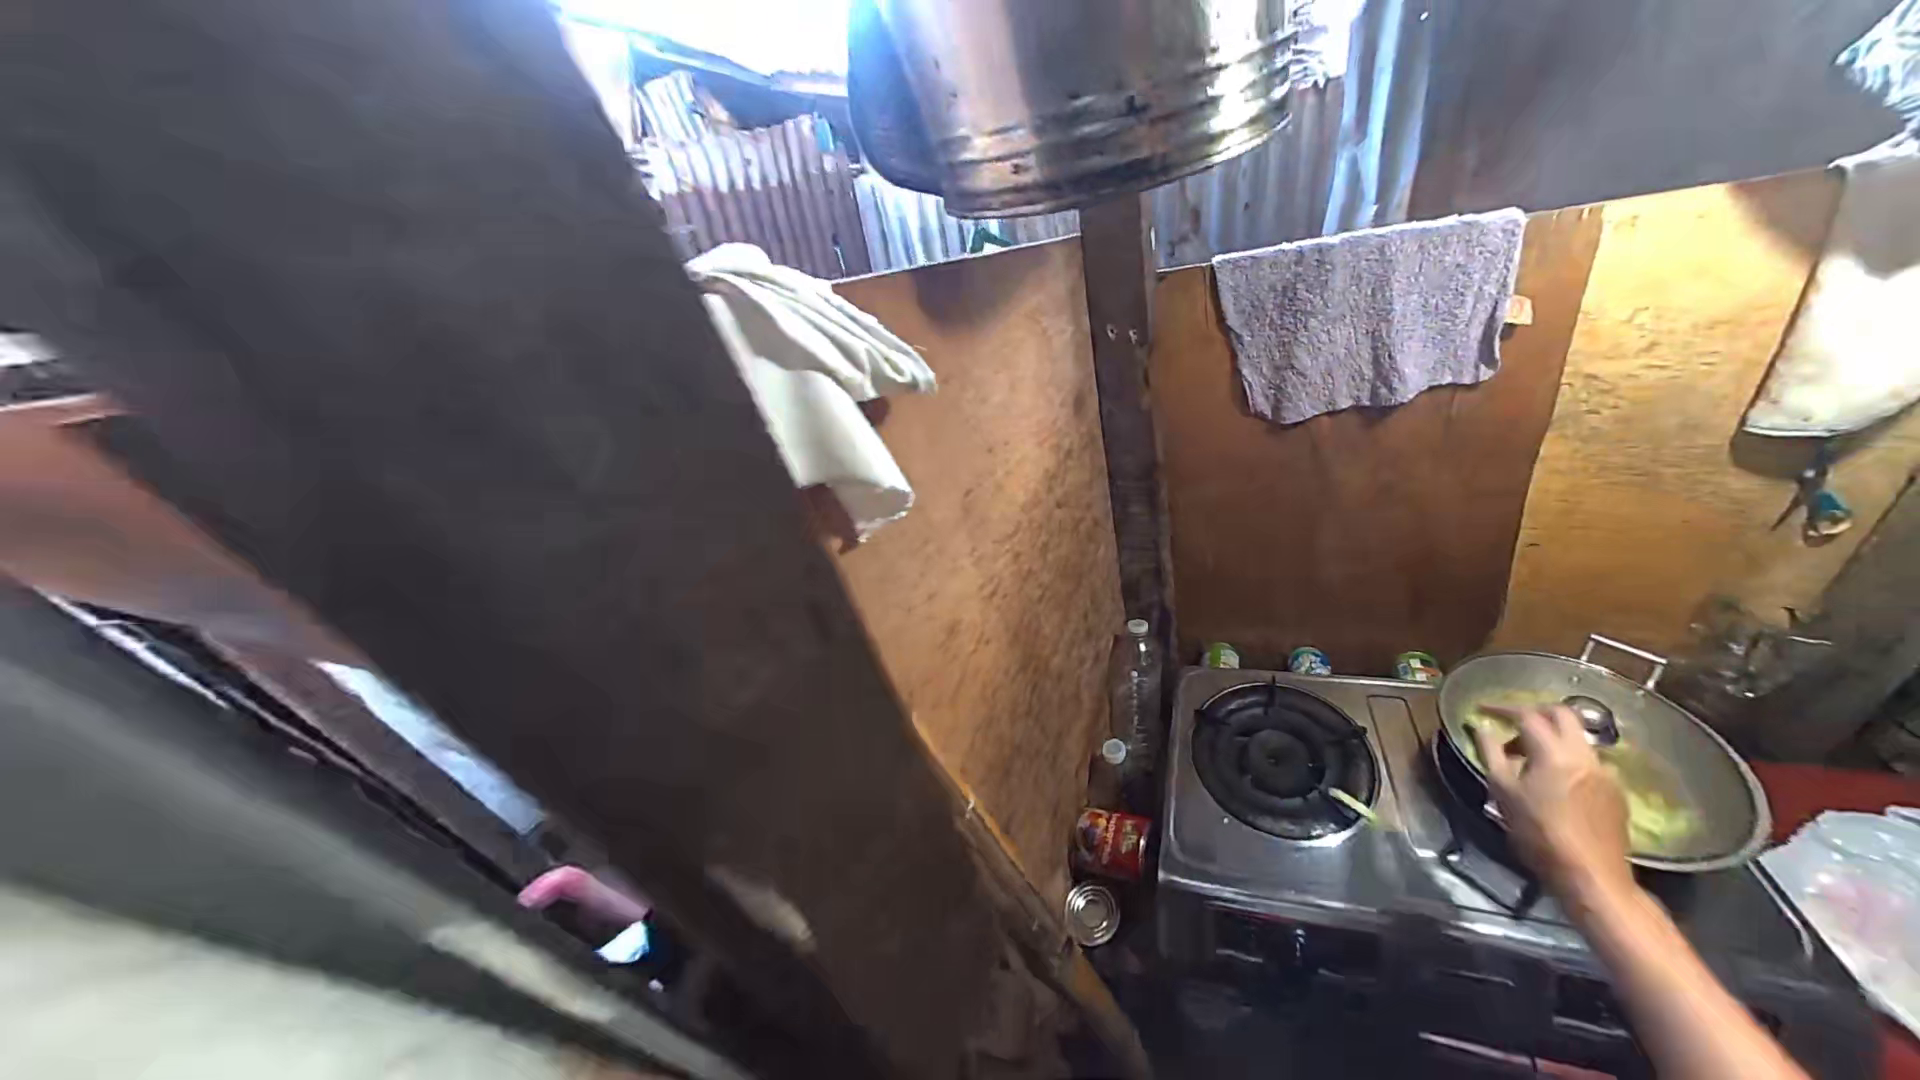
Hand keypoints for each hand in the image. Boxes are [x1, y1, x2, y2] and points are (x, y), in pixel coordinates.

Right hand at [1471, 705, 1633, 904]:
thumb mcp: (1502, 790)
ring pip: (1577, 737)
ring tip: (1527, 755)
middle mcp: (1585, 755)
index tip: (1481, 709)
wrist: (1590, 874)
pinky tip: (1552, 777)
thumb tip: (1480, 727)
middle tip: (1509, 722)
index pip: (1527, 714)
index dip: (1501, 708)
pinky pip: (1588, 759)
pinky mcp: (1616, 790)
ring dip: (1551, 735)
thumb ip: (1490, 752)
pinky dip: (1566, 756)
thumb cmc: (1537, 831)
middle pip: (1562, 714)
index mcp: (1554, 753)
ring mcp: (1606, 772)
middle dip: (1533, 712)